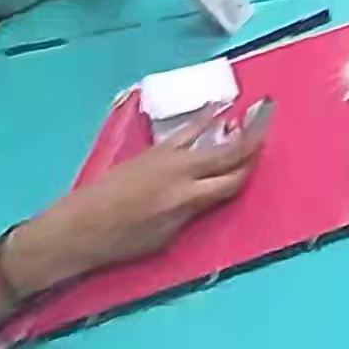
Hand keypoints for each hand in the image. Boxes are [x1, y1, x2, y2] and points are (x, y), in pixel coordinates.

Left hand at [2, 116, 266, 294]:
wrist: (78, 225)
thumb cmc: (120, 241)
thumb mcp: (163, 237)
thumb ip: (194, 211)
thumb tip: (214, 191)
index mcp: (187, 199)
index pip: (231, 180)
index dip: (249, 169)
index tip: (263, 158)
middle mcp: (184, 172)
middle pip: (228, 153)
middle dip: (253, 139)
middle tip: (271, 122)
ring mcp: (171, 155)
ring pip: (213, 136)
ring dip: (236, 126)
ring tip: (257, 111)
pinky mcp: (158, 147)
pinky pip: (191, 128)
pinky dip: (208, 117)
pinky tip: (220, 107)